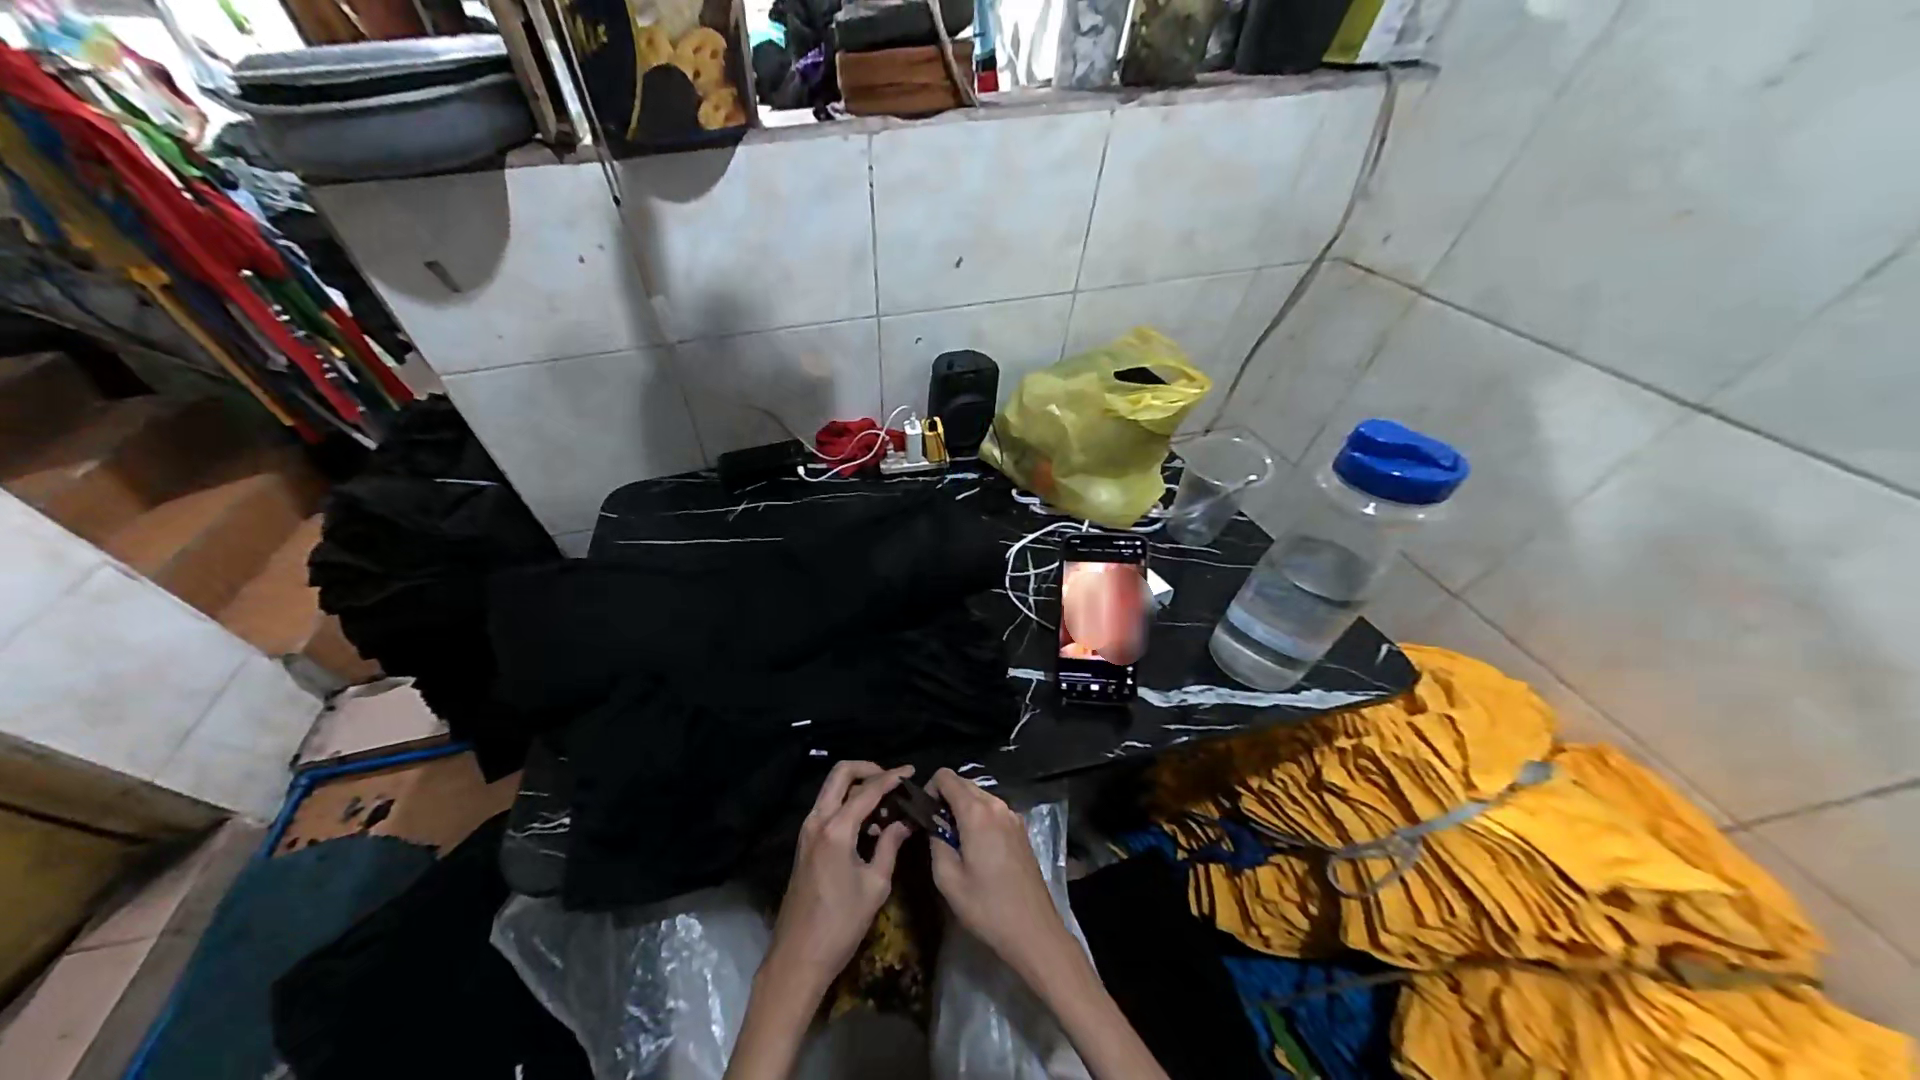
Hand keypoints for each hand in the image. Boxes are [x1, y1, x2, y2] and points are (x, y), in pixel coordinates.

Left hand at [763, 761, 912, 992]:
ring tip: (887, 804)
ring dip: (857, 787)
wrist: (798, 957)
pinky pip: (828, 808)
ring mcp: (807, 830)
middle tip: (892, 780)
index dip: (892, 778)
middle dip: (868, 769)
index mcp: (836, 829)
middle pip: (840, 774)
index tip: (911, 772)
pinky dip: (848, 804)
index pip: (868, 790)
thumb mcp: (875, 885)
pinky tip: (870, 824)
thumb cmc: (841, 924)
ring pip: (832, 789)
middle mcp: (817, 821)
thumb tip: (905, 822)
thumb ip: (890, 845)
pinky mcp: (805, 843)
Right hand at [926, 768, 1076, 977]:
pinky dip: (978, 818)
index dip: (929, 790)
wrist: (1033, 930)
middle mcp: (996, 805)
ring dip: (962, 809)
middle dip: (945, 799)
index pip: (946, 777)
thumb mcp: (947, 878)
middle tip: (935, 832)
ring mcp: (1012, 816)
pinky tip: (976, 849)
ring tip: (954, 843)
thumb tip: (934, 826)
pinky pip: (993, 811)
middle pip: (963, 783)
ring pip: (979, 796)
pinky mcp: (1021, 830)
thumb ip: (935, 842)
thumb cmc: (986, 907)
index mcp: (976, 812)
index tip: (924, 815)